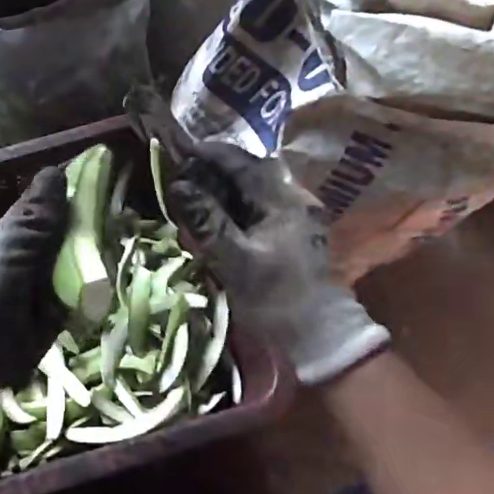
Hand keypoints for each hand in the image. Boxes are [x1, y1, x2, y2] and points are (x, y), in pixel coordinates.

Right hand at [165, 142, 389, 384]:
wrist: (316, 341)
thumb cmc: (276, 299)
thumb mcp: (235, 259)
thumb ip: (206, 220)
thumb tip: (177, 185)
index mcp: (283, 201)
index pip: (242, 162)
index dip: (209, 153)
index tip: (177, 152)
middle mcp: (290, 202)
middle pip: (245, 174)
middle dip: (210, 170)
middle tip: (177, 173)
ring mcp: (288, 221)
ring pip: (247, 192)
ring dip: (217, 189)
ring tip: (186, 192)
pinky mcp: (283, 239)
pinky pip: (250, 211)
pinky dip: (226, 208)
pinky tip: (207, 216)